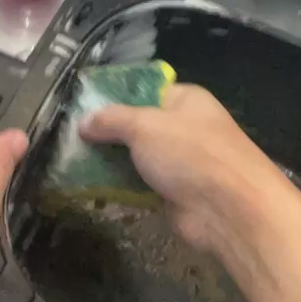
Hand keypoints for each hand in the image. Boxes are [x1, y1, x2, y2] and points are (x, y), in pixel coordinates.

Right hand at [79, 84, 300, 259]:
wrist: (229, 210)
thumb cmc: (191, 154)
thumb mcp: (145, 125)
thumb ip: (111, 120)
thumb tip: (84, 121)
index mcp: (185, 101)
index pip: (144, 91)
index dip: (114, 98)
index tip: (82, 107)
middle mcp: (184, 128)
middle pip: (138, 126)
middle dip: (107, 133)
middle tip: (71, 137)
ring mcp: (179, 163)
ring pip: (136, 158)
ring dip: (109, 162)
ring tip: (72, 161)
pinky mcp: (173, 193)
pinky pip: (140, 185)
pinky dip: (120, 186)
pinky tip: (91, 186)